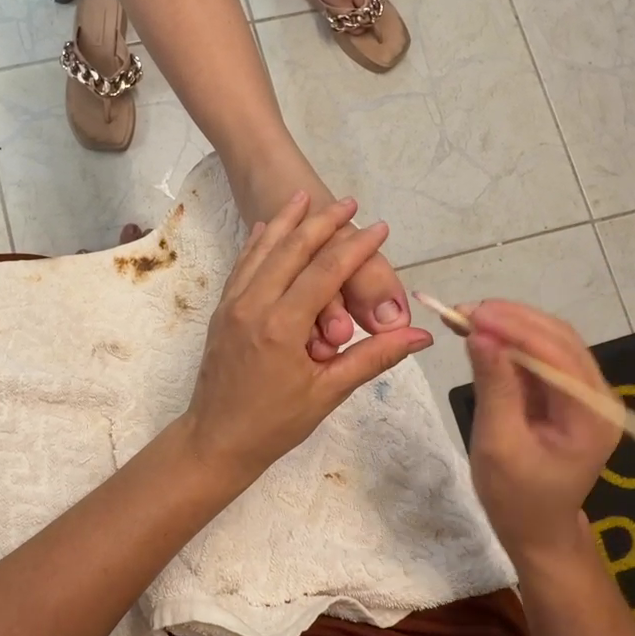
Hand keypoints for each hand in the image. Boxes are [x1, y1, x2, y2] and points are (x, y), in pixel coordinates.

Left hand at [185, 192, 432, 477]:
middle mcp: (254, 306)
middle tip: (348, 201)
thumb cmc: (274, 424)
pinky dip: (255, 244)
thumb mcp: (327, 392)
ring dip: (284, 221)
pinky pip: (241, 267)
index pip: (327, 272)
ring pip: (261, 251)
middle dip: (322, 222)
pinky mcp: (221, 310)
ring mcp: (233, 305)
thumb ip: (372, 357)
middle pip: (291, 250)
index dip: (356, 247)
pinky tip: (263, 229)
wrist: (214, 439)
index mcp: (283, 326)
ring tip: (302, 196)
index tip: (380, 227)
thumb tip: (419, 336)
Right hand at [465, 301, 620, 564]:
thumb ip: (494, 387)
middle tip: (461, 311)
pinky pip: (541, 355)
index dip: (513, 326)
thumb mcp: (498, 445)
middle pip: (558, 337)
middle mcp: (598, 397)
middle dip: (510, 318)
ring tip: (464, 318)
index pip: (556, 353)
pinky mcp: (567, 394)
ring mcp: (586, 393)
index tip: (469, 313)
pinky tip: (481, 334)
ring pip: (550, 339)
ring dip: (509, 324)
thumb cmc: (517, 497)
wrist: (537, 531)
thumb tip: (478, 335)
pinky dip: (510, 340)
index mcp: (592, 415)